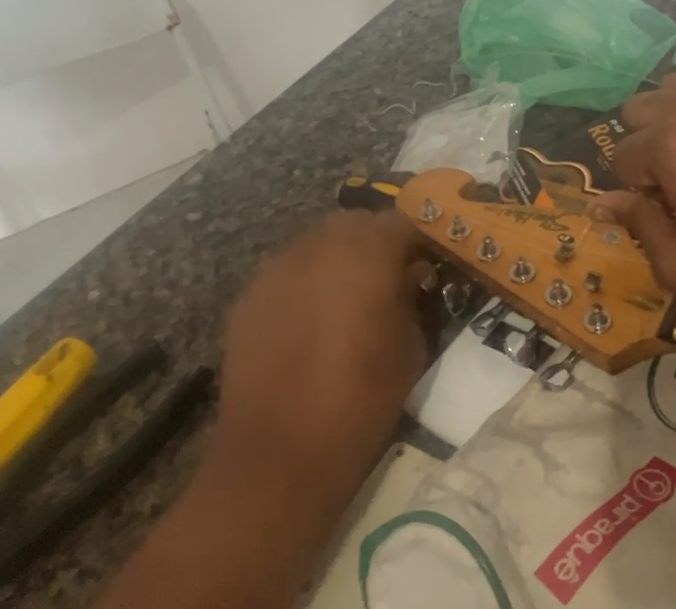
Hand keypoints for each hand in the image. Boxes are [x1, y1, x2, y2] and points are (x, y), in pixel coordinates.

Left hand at [210, 211, 430, 482]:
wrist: (280, 452)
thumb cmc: (361, 399)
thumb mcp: (410, 348)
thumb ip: (411, 298)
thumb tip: (408, 278)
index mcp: (366, 253)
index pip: (402, 222)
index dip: (418, 239)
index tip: (427, 263)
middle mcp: (318, 246)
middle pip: (354, 223)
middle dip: (374, 242)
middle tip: (389, 277)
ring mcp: (276, 269)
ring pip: (315, 243)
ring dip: (336, 259)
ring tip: (347, 298)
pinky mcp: (248, 296)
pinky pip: (286, 273)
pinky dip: (304, 283)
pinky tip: (309, 322)